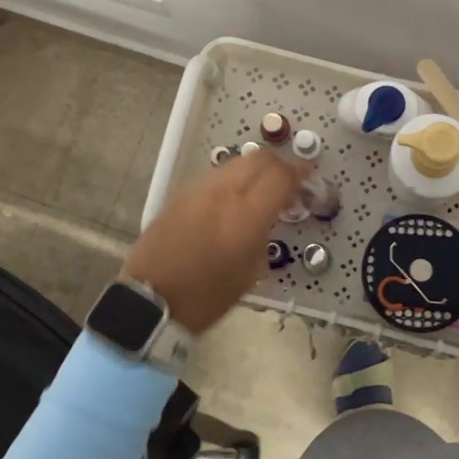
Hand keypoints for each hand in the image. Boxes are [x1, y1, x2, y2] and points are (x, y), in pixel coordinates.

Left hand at [122, 149, 305, 333]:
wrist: (150, 299)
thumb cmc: (206, 296)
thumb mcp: (250, 273)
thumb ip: (263, 236)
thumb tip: (266, 218)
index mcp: (245, 216)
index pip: (280, 176)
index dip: (299, 172)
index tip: (308, 175)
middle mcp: (223, 193)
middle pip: (259, 158)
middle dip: (278, 165)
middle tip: (287, 181)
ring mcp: (198, 190)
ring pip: (235, 163)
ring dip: (254, 170)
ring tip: (259, 191)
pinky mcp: (180, 194)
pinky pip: (215, 176)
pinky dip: (232, 180)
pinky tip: (232, 200)